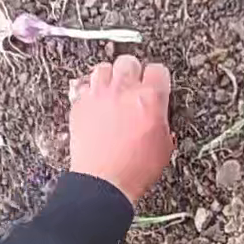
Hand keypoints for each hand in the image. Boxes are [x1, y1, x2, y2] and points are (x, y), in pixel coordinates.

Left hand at [69, 54, 172, 206]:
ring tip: (113, 91)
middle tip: (134, 87)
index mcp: (150, 98)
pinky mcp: (80, 104)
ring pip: (104, 68)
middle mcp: (124, 90)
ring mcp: (99, 95)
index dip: (158, 79)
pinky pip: (84, 85)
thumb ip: (162, 121)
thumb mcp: (164, 146)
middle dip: (133, 72)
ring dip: (110, 78)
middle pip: (129, 61)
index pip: (158, 70)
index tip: (156, 86)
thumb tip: (159, 114)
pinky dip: (90, 91)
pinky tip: (96, 102)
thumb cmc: (135, 169)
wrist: (104, 182)